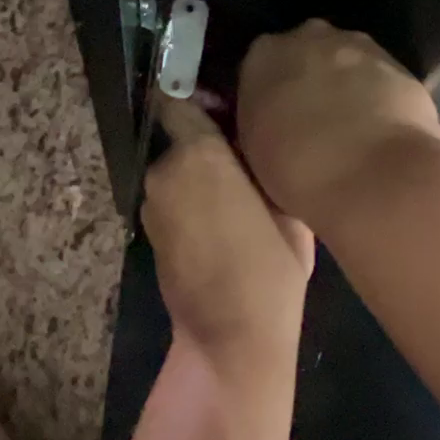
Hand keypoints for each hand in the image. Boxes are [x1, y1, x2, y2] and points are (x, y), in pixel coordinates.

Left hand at [143, 96, 314, 361]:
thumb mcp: (290, 211)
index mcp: (200, 156)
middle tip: (248, 164)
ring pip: (176, 174)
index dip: (201, 103)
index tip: (227, 113)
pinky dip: (191, 204)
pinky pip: (172, 202)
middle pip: (181, 140)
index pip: (179, 103)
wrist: (231, 337)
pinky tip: (222, 225)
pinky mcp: (149, 234)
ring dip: (200, 178)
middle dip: (208, 146)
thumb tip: (256, 143)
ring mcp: (152, 206)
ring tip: (240, 199)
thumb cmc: (271, 272)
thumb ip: (267, 164)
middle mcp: (165, 173)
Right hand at [236, 20, 439, 224]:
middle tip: (311, 128)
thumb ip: (261, 123)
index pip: (260, 69)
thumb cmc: (295, 169)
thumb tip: (274, 125)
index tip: (275, 127)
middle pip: (305, 55)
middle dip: (309, 84)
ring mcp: (360, 46)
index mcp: (263, 55)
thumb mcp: (255, 151)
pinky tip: (378, 136)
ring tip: (349, 136)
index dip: (269, 98)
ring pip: (346, 64)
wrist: (370, 175)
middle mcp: (310, 37)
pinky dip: (378, 102)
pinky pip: (380, 83)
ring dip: (346, 90)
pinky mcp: (402, 66)